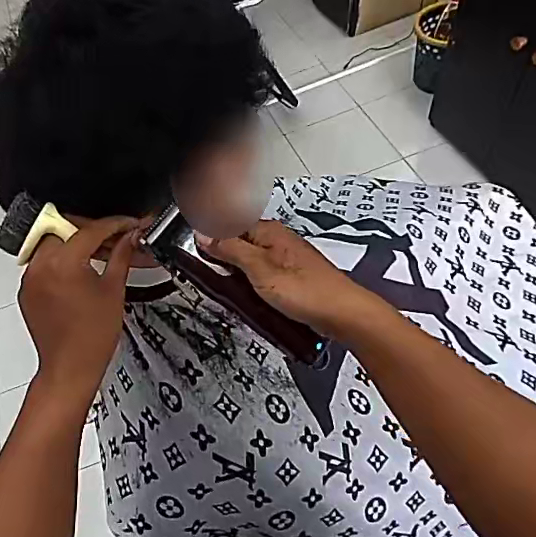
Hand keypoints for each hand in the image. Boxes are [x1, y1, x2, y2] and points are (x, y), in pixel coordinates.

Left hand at [20, 216, 139, 397]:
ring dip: (78, 242)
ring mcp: (30, 278)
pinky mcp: (27, 289)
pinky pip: (45, 262)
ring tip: (103, 252)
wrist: (71, 366)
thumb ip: (122, 255)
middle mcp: (40, 266)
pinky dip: (64, 259)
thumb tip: (131, 238)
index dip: (115, 224)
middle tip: (117, 235)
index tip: (129, 224)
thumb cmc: (92, 337)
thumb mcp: (114, 289)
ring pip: (53, 243)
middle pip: (66, 228)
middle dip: (93, 228)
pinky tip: (85, 268)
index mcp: (63, 264)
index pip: (90, 230)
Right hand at [196, 220, 387, 337]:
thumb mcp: (259, 270)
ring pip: (249, 262)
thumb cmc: (311, 292)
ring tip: (230, 288)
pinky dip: (252, 286)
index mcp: (269, 231)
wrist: (343, 315)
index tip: (191, 246)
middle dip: (221, 256)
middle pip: (237, 242)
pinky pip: (262, 277)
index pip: (228, 222)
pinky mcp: (291, 280)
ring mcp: (285, 261)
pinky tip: (250, 298)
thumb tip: (204, 235)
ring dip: (237, 275)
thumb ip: (230, 250)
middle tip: (208, 272)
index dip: (208, 234)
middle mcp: (278, 242)